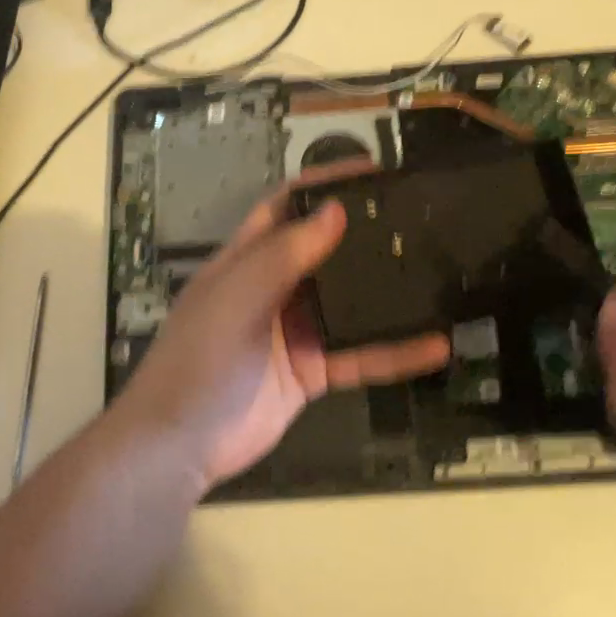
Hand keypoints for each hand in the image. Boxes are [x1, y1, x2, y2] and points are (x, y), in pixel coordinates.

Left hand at [118, 168, 450, 490]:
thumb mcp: (236, 298)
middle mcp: (273, 288)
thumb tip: (335, 210)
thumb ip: (284, 255)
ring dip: (388, 294)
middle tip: (420, 217)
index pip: (287, 206)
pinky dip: (396, 352)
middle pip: (326, 251)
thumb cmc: (199, 360)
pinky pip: (360, 357)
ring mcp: (294, 332)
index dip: (324, 184)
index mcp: (246, 259)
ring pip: (350, 305)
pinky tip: (435, 346)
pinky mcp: (312, 372)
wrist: (178, 445)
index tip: (374, 171)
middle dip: (366, 234)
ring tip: (437, 274)